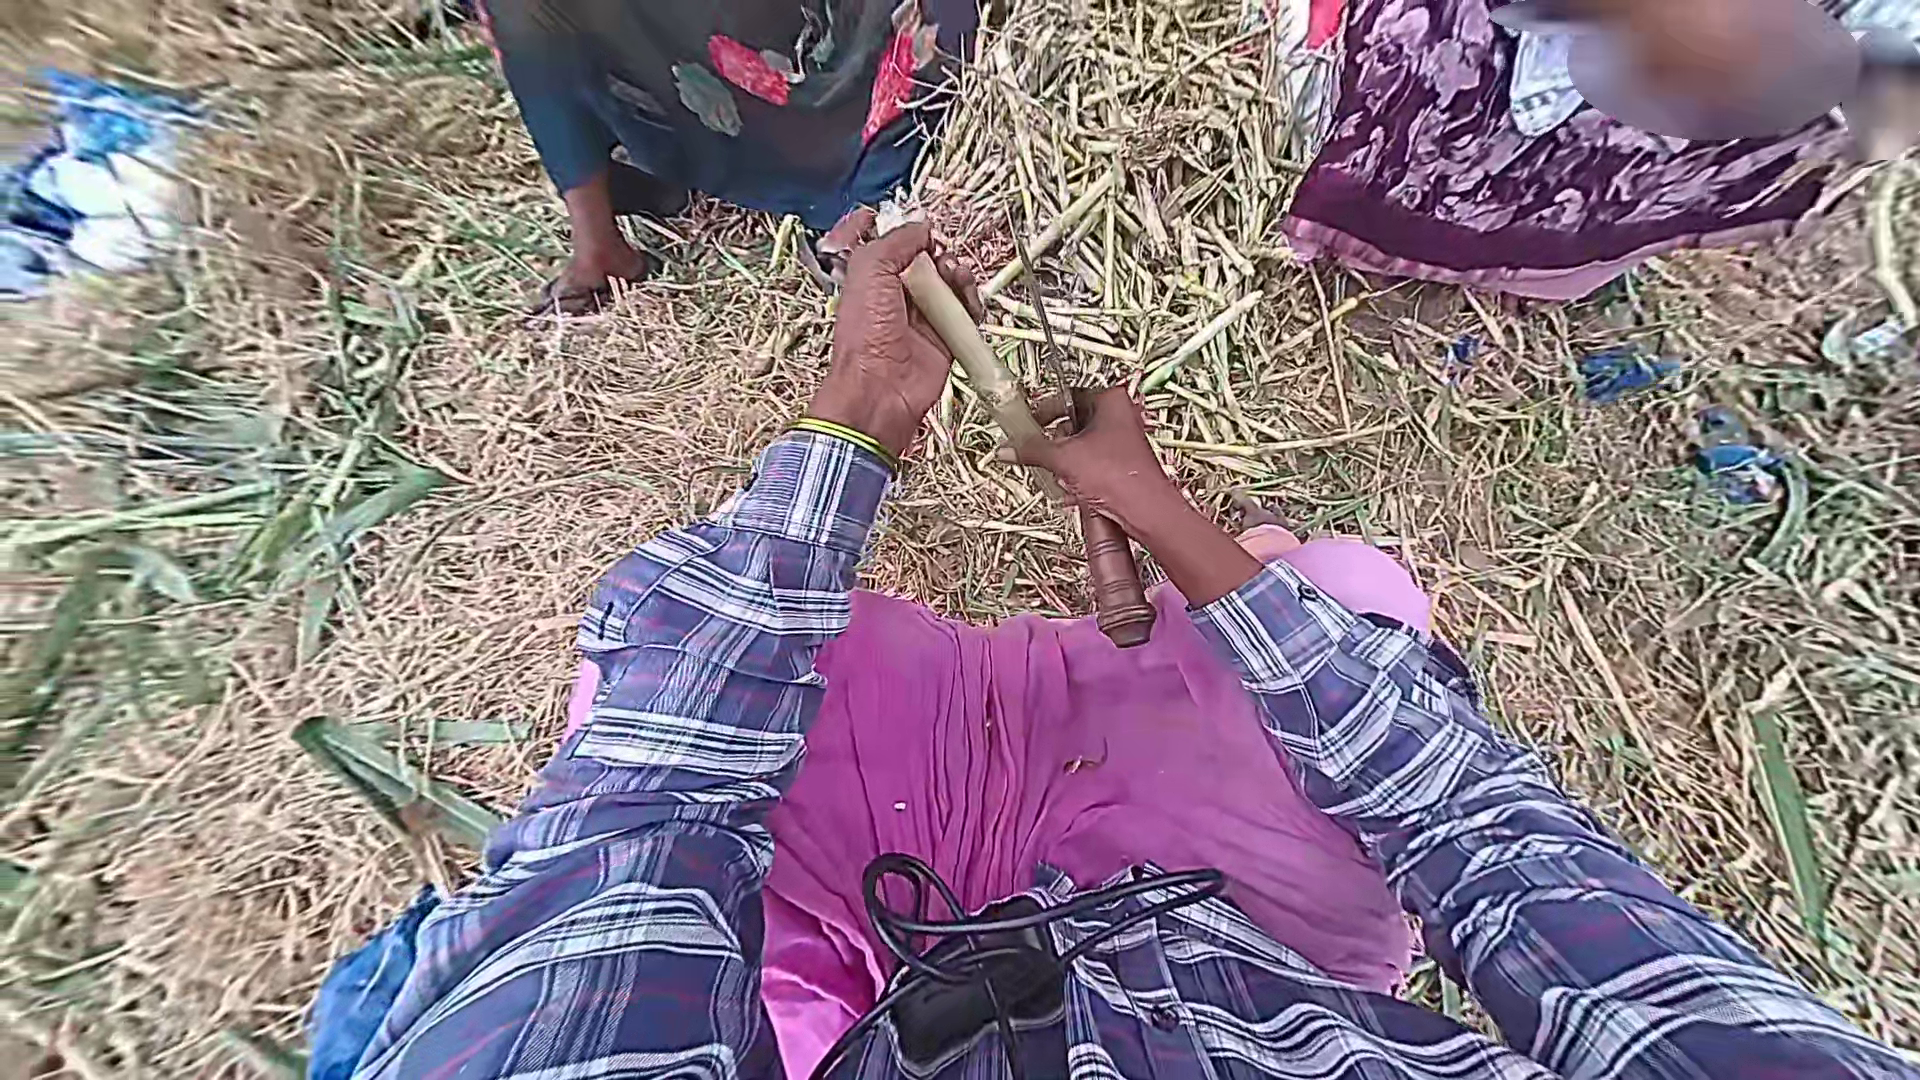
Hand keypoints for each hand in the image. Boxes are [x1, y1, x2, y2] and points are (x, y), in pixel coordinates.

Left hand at [808, 208, 981, 459]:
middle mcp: (901, 297)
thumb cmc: (866, 329)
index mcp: (876, 278)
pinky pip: (967, 315)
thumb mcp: (870, 268)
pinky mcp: (947, 340)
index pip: (903, 249)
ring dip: (960, 276)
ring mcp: (926, 319)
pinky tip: (969, 301)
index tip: (926, 237)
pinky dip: (973, 304)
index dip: (918, 239)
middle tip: (942, 263)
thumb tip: (925, 229)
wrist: (881, 387)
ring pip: (953, 286)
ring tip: (956, 279)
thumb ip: (898, 241)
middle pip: (933, 264)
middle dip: (942, 256)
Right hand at [1015, 385, 1262, 605]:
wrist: (1146, 512)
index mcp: (1110, 400)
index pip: (1066, 396)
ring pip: (1079, 447)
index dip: (1043, 411)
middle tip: (1038, 451)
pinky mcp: (1120, 466)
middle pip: (1071, 423)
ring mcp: (1121, 442)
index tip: (1025, 422)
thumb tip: (1006, 448)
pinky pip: (1088, 465)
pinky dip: (1075, 476)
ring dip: (1062, 462)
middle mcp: (1119, 416)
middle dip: (1053, 442)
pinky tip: (1070, 491)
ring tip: (1058, 475)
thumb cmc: (1118, 476)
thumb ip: (1032, 450)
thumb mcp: (1064, 459)